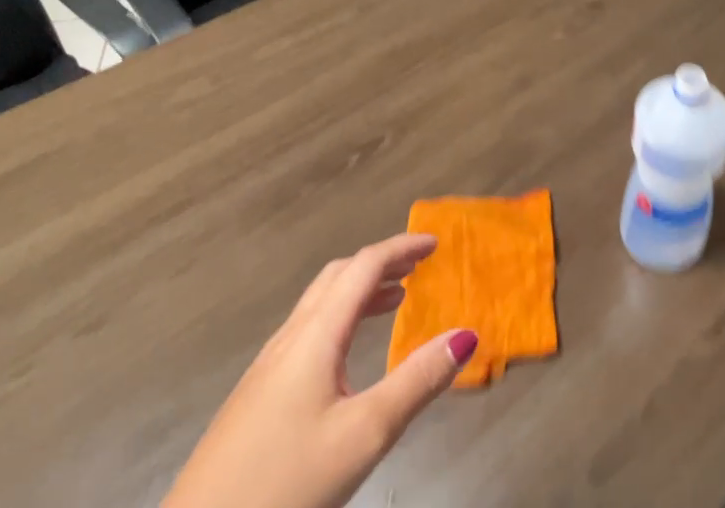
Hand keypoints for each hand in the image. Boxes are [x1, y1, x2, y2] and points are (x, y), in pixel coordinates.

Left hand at [163, 233, 477, 507]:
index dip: (400, 249)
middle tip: (419, 265)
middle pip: (336, 279)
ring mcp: (268, 368)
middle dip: (380, 264)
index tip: (436, 244)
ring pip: (319, 306)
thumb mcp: (367, 433)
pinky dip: (342, 319)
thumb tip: (466, 334)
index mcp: (315, 337)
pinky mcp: (258, 395)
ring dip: (360, 291)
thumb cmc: (289, 479)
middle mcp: (289, 341)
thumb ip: (418, 381)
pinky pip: (307, 333)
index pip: (362, 269)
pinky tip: (350, 354)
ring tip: (396, 300)